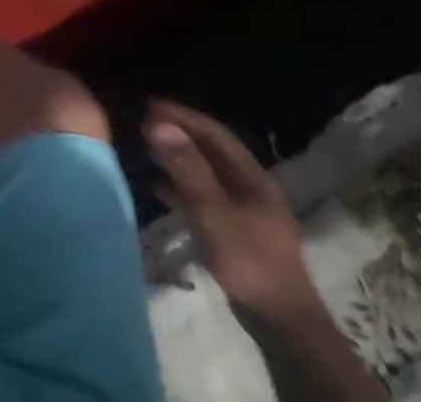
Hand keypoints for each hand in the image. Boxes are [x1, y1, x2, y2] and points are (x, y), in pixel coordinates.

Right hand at [144, 101, 321, 320]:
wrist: (278, 317)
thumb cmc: (247, 259)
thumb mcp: (213, 211)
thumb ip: (187, 169)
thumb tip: (158, 124)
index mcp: (252, 178)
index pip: (216, 135)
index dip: (183, 116)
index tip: (149, 104)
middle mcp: (250, 188)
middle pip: (212, 151)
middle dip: (179, 133)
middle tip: (142, 121)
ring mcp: (244, 209)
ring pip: (206, 172)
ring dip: (178, 157)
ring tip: (146, 148)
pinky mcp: (234, 228)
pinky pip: (202, 195)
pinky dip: (179, 185)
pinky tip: (159, 187)